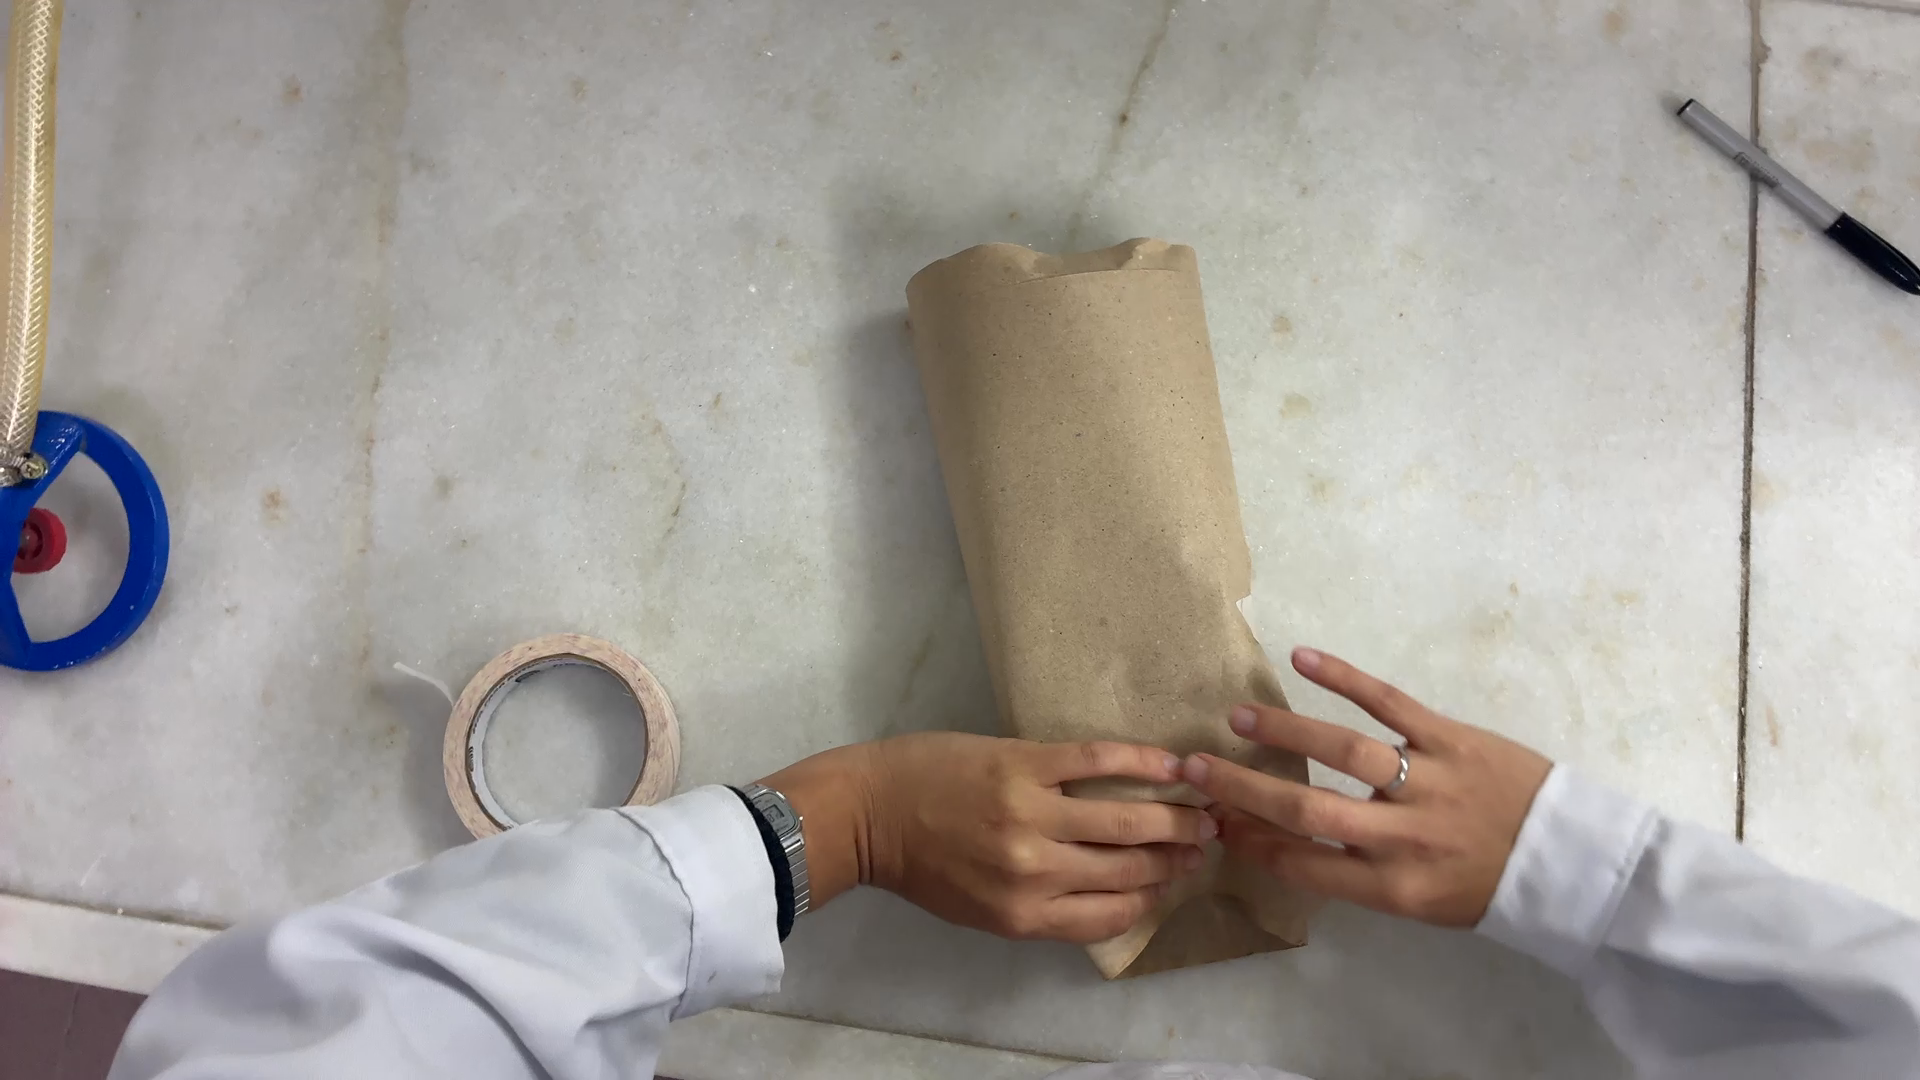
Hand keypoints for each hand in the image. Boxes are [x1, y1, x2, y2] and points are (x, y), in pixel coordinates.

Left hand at [765, 734, 1213, 942]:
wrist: (867, 810)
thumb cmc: (920, 863)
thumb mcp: (979, 909)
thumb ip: (1039, 907)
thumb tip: (1104, 890)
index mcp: (1025, 915)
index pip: (1114, 915)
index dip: (1157, 897)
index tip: (1181, 879)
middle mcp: (1037, 871)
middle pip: (1130, 867)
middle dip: (1178, 855)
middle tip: (1210, 837)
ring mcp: (1031, 812)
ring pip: (1125, 817)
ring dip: (1174, 812)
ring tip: (1204, 803)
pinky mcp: (1023, 763)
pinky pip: (1096, 760)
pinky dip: (1139, 760)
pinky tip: (1168, 760)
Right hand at [1180, 647, 1551, 926]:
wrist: (1583, 866)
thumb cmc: (1487, 886)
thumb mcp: (1418, 901)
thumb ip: (1349, 869)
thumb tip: (1275, 838)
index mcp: (1397, 886)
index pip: (1303, 862)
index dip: (1250, 840)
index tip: (1213, 818)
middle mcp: (1408, 837)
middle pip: (1309, 808)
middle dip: (1243, 787)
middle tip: (1194, 765)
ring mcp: (1430, 781)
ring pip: (1345, 750)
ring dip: (1284, 729)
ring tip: (1238, 716)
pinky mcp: (1452, 738)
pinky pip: (1390, 703)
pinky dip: (1344, 677)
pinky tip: (1301, 656)